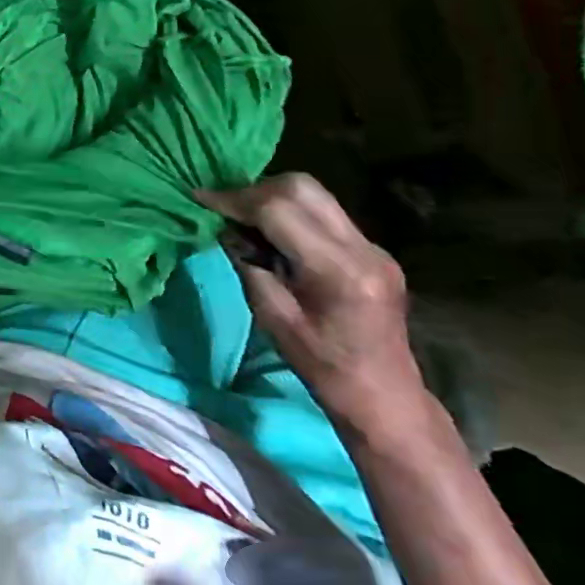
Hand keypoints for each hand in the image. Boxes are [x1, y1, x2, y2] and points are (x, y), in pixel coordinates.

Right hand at [195, 173, 425, 427]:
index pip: (278, 209)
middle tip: (226, 209)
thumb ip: (247, 263)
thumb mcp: (271, 316)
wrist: (384, 397)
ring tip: (246, 220)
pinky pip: (325, 212)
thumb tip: (225, 227)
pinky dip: (292, 212)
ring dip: (273, 197)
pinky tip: (274, 235)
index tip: (200, 199)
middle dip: (255, 190)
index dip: (234, 199)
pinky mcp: (373, 250)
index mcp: (338, 270)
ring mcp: (373, 246)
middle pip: (302, 187)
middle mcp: (363, 248)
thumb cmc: (322, 366)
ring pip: (315, 194)